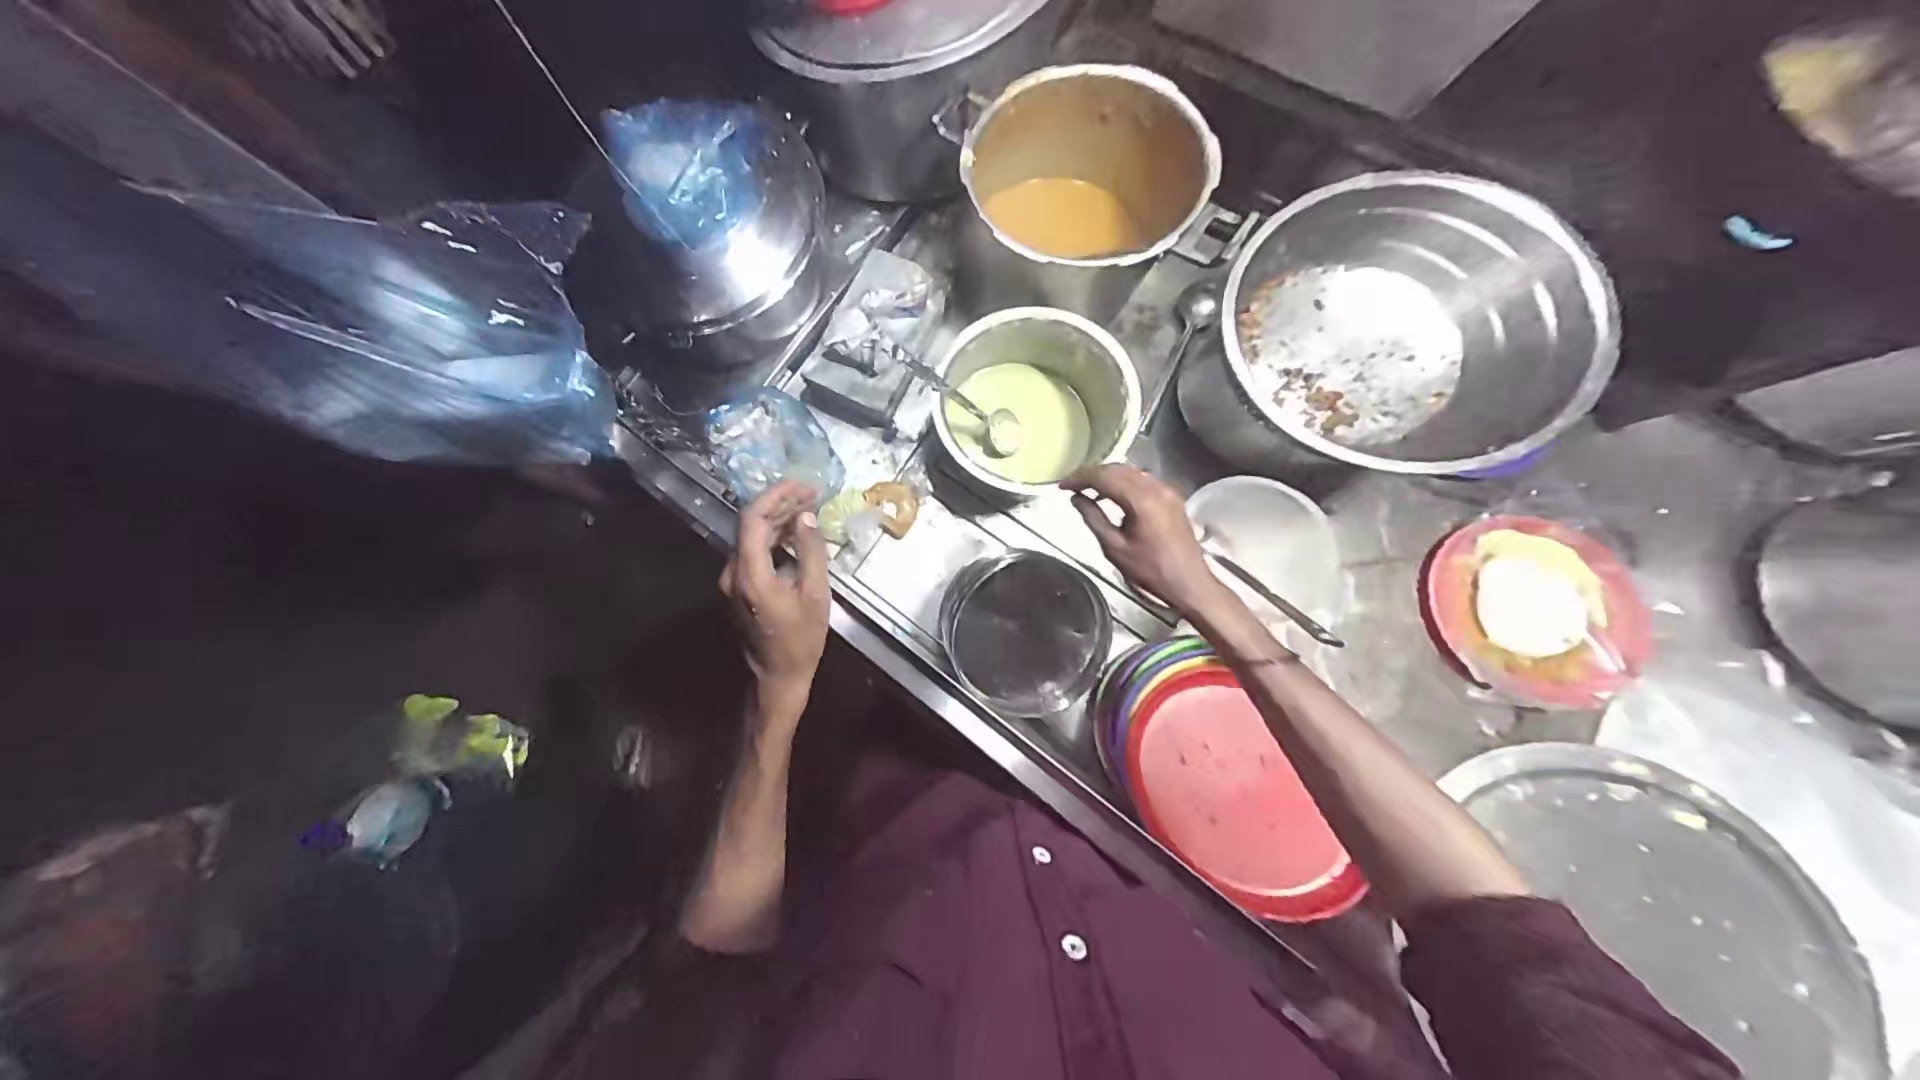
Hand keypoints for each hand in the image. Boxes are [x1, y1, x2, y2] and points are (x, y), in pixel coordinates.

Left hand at [720, 480, 829, 699]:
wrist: (776, 678)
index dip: (778, 496)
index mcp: (750, 574)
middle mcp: (732, 573)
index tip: (804, 487)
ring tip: (806, 510)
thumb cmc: (800, 641)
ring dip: (777, 520)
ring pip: (750, 537)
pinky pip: (752, 552)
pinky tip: (794, 535)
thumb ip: (811, 552)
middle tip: (811, 495)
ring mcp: (731, 581)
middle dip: (780, 504)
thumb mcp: (815, 594)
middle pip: (750, 525)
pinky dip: (772, 538)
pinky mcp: (736, 588)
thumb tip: (806, 517)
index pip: (754, 519)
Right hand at [1062, 465, 1229, 618]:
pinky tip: (1112, 494)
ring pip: (1131, 472)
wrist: (1189, 583)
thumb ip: (1093, 518)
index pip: (1104, 477)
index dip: (1080, 478)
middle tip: (1071, 485)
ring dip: (1108, 476)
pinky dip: (1123, 482)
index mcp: (1141, 500)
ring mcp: (1167, 491)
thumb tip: (1076, 498)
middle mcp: (1156, 488)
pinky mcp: (1172, 497)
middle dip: (1092, 474)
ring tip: (1087, 488)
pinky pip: (1143, 480)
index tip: (1062, 486)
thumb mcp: (1114, 548)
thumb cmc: (1150, 571)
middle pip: (1118, 469)